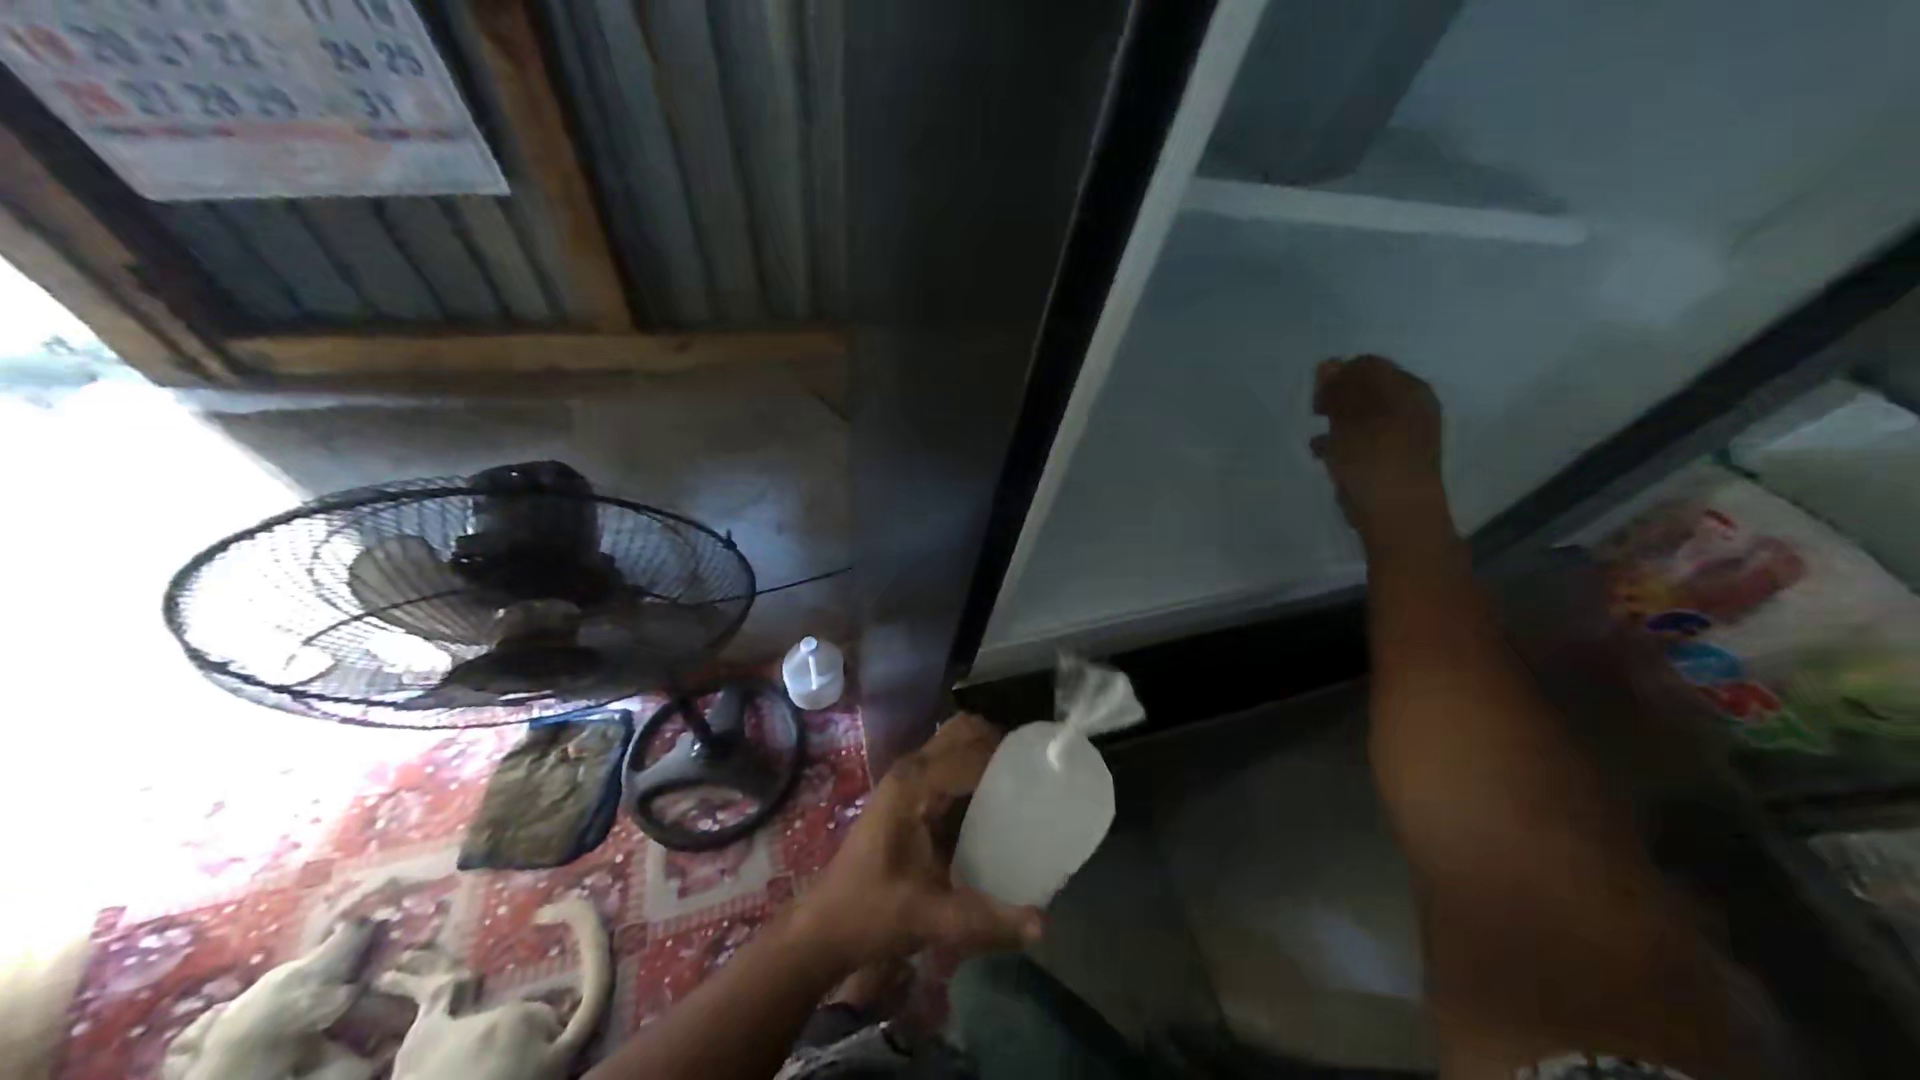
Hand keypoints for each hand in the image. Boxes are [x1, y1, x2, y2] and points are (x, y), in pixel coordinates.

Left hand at [793, 714, 1043, 966]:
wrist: (825, 927)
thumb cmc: (871, 913)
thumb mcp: (929, 918)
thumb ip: (985, 920)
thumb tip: (1042, 924)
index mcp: (914, 784)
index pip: (972, 753)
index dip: (1009, 758)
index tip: (1048, 772)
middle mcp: (911, 770)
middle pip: (962, 732)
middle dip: (999, 742)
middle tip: (1037, 772)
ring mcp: (907, 781)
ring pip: (954, 745)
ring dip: (987, 753)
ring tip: (1027, 782)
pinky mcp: (908, 797)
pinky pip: (949, 766)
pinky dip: (974, 769)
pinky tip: (999, 802)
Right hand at [1310, 355, 1447, 541]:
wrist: (1399, 517)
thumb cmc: (1374, 462)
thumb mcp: (1350, 420)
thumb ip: (1339, 391)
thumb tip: (1329, 364)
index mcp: (1408, 390)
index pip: (1368, 365)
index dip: (1338, 376)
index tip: (1317, 398)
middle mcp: (1412, 407)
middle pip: (1367, 389)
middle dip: (1337, 399)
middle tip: (1316, 414)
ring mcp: (1406, 434)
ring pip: (1364, 415)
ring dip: (1338, 422)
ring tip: (1319, 439)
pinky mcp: (1395, 458)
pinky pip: (1366, 439)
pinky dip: (1345, 442)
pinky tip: (1326, 455)